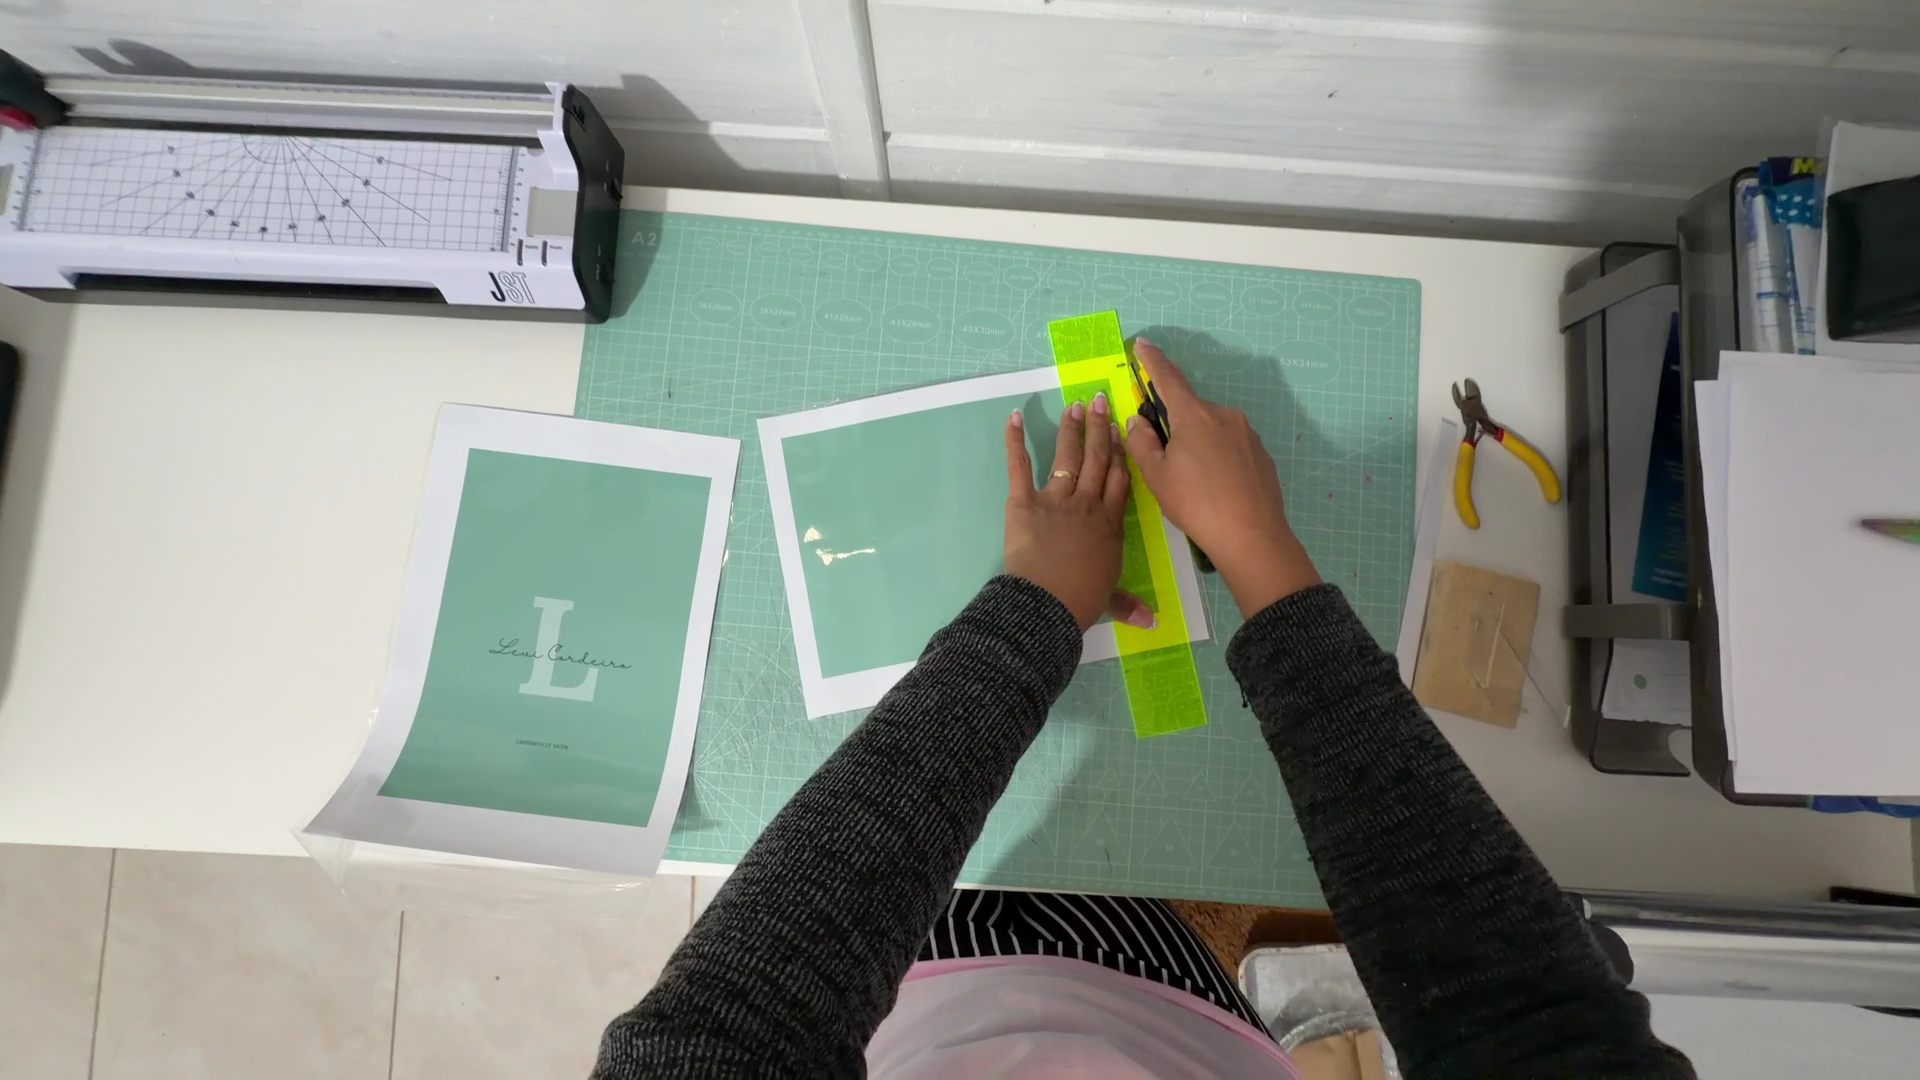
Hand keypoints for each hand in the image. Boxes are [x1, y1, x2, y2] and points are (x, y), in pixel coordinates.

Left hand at [1003, 392, 1155, 630]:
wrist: (1046, 604)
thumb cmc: (1079, 602)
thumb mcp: (1108, 600)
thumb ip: (1127, 604)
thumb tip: (1151, 622)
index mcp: (1110, 525)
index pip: (1120, 482)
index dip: (1121, 455)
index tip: (1123, 433)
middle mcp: (1087, 505)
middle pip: (1098, 461)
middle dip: (1101, 429)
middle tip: (1101, 401)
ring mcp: (1057, 500)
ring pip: (1068, 457)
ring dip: (1072, 430)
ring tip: (1075, 406)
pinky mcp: (1024, 502)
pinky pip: (1020, 466)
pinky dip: (1015, 441)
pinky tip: (1014, 417)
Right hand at [1123, 340, 1321, 616]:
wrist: (1251, 535)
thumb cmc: (1196, 504)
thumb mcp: (1156, 476)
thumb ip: (1142, 444)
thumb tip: (1138, 422)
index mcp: (1194, 416)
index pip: (1168, 378)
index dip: (1152, 361)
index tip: (1143, 345)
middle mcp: (1223, 415)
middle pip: (1190, 410)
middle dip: (1174, 424)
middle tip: (1163, 457)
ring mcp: (1247, 432)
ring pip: (1211, 428)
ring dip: (1196, 442)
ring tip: (1191, 481)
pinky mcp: (1261, 453)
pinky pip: (1230, 445)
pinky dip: (1216, 457)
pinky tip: (1214, 486)